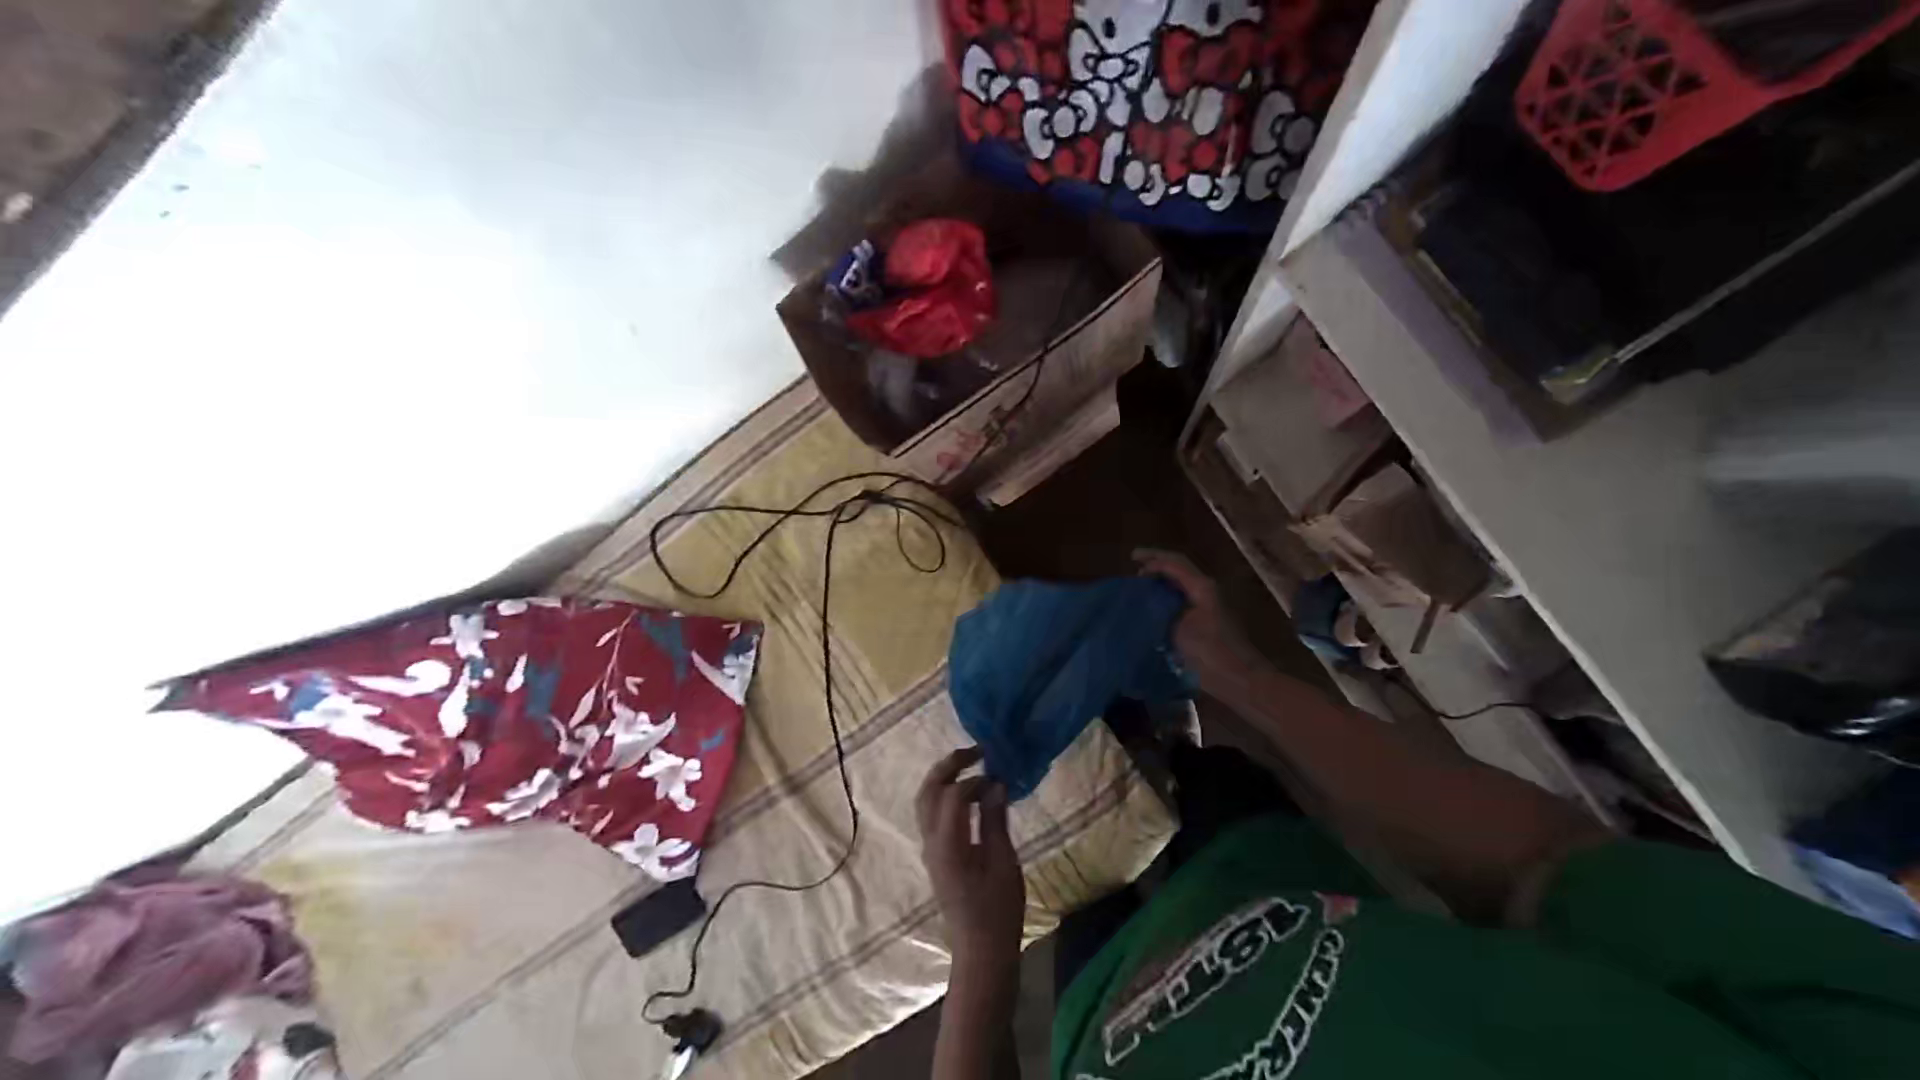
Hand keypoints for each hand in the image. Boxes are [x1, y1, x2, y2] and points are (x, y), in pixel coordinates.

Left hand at [916, 748, 1023, 971]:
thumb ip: (994, 821)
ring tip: (970, 766)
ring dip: (944, 778)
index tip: (997, 775)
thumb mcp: (1003, 862)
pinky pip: (932, 814)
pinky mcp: (936, 856)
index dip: (974, 780)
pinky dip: (946, 795)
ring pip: (926, 801)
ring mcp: (930, 849)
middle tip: (975, 752)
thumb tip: (995, 784)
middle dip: (948, 766)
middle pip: (928, 791)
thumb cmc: (998, 910)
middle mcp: (931, 842)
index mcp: (947, 844)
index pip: (953, 795)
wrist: (982, 952)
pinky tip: (968, 796)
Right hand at [1135, 548, 1258, 687]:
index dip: (1152, 557)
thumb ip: (1161, 609)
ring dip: (1162, 581)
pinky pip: (1184, 598)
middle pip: (1179, 568)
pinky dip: (1167, 596)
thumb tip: (1146, 600)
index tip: (1132, 559)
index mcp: (1201, 587)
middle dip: (1157, 564)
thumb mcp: (1178, 629)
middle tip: (1135, 567)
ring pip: (1182, 583)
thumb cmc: (1209, 652)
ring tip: (1141, 585)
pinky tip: (1154, 606)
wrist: (1239, 678)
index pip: (1174, 562)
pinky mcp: (1208, 619)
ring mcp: (1209, 604)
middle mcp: (1207, 590)